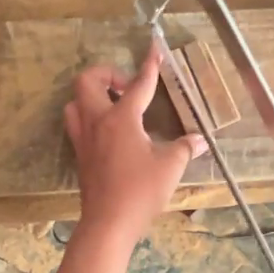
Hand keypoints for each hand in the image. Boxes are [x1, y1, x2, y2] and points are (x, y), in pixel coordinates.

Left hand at [63, 44, 205, 245]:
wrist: (108, 223)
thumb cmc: (140, 192)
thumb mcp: (170, 168)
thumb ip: (184, 148)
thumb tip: (198, 140)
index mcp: (121, 118)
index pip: (138, 84)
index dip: (149, 65)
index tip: (155, 49)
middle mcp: (97, 121)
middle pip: (88, 81)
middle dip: (107, 74)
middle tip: (128, 88)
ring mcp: (84, 138)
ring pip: (75, 101)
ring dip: (92, 95)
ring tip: (115, 106)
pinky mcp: (80, 155)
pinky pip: (77, 123)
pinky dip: (90, 116)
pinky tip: (110, 131)